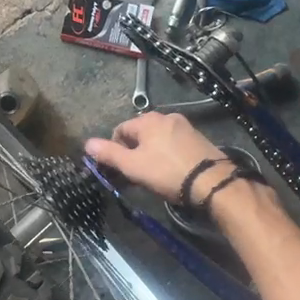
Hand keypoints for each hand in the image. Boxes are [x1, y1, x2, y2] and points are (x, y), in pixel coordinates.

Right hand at [83, 113, 228, 203]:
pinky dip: (167, 155)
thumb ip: (108, 154)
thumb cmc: (167, 172)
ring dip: (150, 154)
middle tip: (135, 175)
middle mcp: (166, 117)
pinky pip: (173, 144)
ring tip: (153, 176)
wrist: (212, 183)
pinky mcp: (198, 139)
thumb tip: (87, 144)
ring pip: (157, 139)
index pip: (120, 131)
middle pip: (139, 134)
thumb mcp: (133, 166)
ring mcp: (185, 127)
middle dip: (133, 153)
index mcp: (147, 120)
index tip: (118, 170)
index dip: (115, 150)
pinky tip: (171, 172)